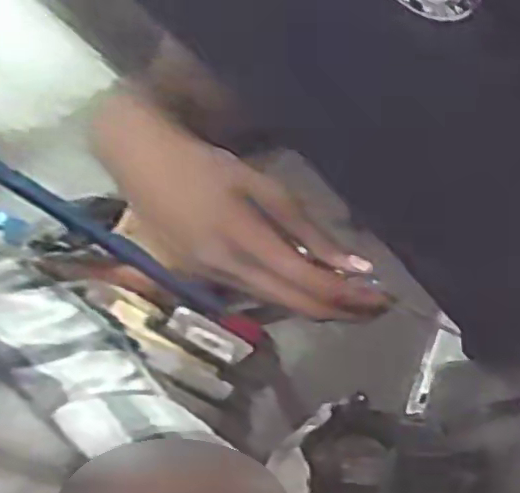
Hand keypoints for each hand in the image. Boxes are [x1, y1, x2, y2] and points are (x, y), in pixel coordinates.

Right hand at [92, 92, 389, 320]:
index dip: (355, 297)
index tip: (386, 297)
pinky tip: (323, 296)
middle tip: (381, 308)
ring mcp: (212, 277)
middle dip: (350, 312)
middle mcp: (226, 266)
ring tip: (361, 304)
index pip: (313, 283)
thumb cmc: (208, 167)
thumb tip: (360, 269)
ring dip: (329, 311)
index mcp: (242, 239)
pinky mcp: (203, 281)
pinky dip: (300, 302)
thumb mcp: (268, 190)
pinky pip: (265, 301)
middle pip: (304, 306)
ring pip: (287, 308)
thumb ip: (313, 234)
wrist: (133, 154)